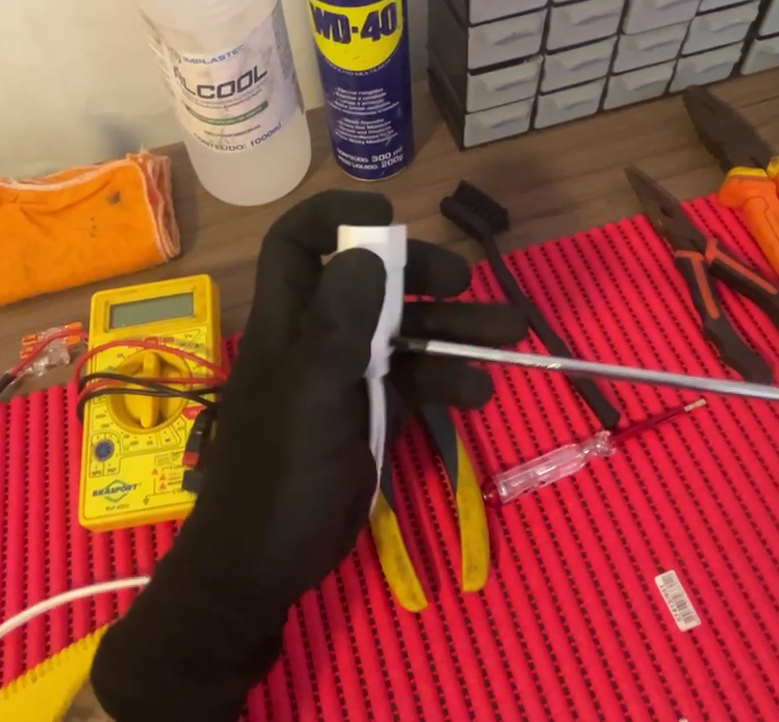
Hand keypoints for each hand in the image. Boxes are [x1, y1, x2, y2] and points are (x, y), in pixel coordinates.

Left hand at [90, 191, 525, 719]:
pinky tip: (480, 394)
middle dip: (419, 275)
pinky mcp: (372, 410)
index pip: (298, 243)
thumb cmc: (281, 470)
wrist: (268, 561)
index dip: (334, 217)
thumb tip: (367, 252)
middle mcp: (319, 335)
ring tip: (510, 333)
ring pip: (406, 333)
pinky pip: (417, 380)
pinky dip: (450, 382)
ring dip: (456, 331)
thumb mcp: (311, 391)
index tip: (388, 218)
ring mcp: (348, 373)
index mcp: (289, 320)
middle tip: (465, 280)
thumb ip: (338, 322)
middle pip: (372, 282)